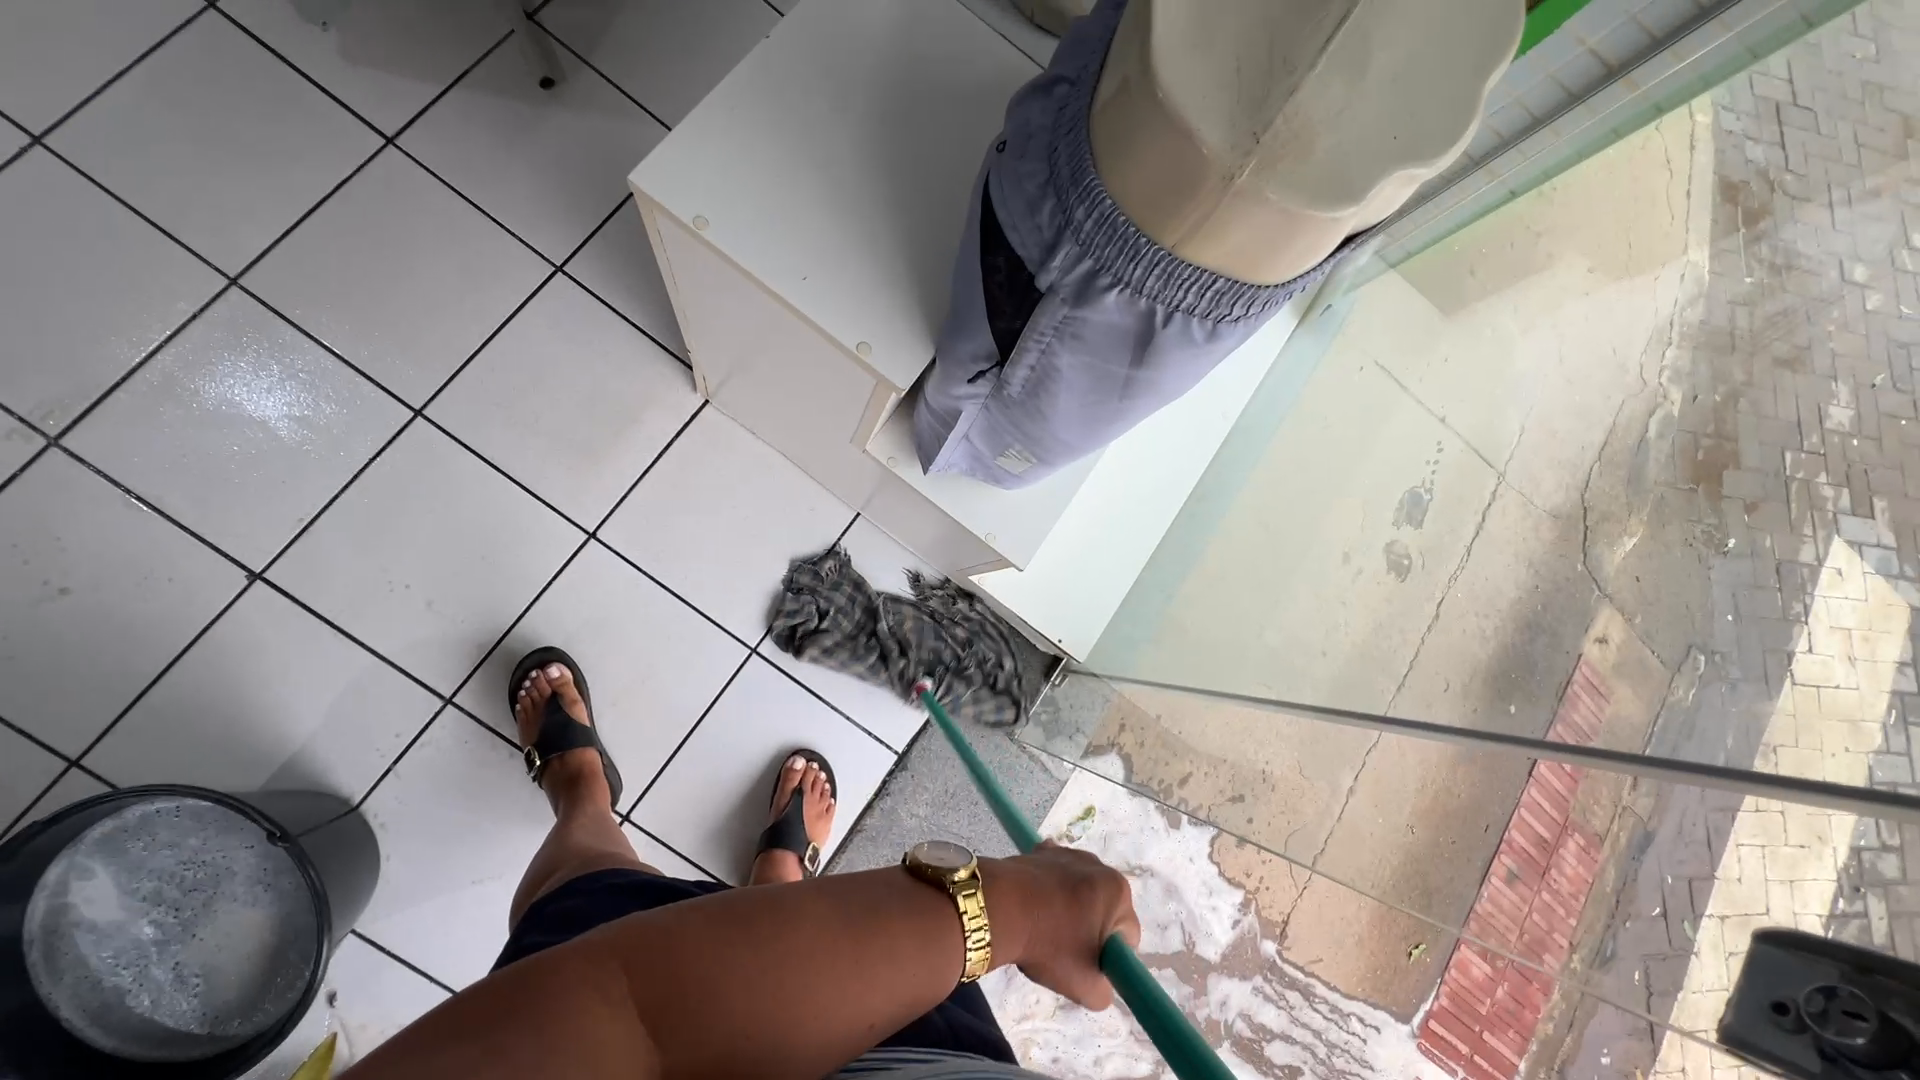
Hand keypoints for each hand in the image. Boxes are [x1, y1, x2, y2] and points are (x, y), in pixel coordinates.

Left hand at [984, 843, 1140, 1008]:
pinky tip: (1034, 904)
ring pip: (1079, 892)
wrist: (997, 908)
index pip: (1128, 936)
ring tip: (1044, 928)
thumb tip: (1100, 985)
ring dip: (1069, 909)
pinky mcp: (1040, 851)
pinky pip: (1053, 876)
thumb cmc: (1047, 944)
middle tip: (1065, 950)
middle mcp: (1098, 865)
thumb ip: (1104, 992)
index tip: (1086, 965)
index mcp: (1117, 892)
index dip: (1110, 957)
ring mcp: (1067, 854)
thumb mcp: (1084, 987)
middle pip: (1104, 910)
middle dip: (1091, 930)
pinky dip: (1048, 889)